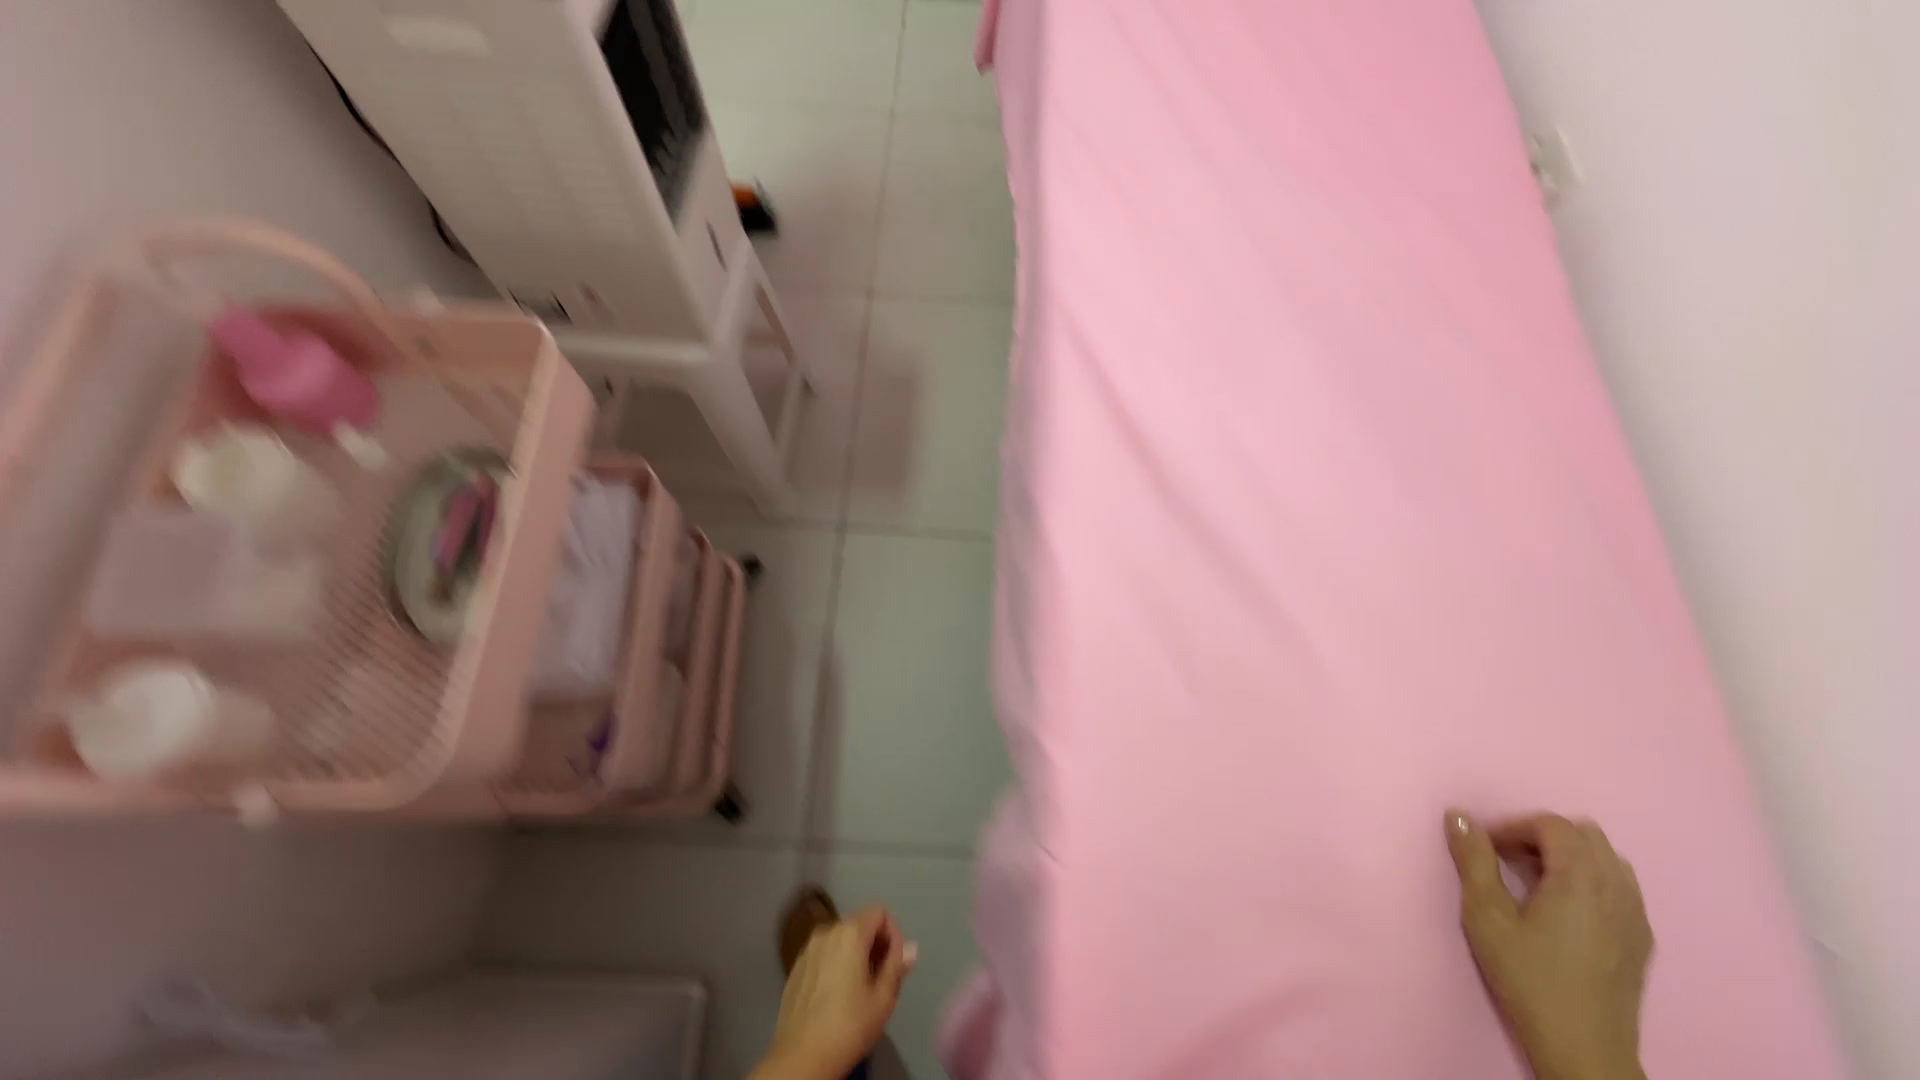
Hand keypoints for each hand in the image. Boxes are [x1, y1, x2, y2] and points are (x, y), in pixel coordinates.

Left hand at [756, 905, 915, 1079]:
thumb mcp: (883, 998)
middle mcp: (826, 932)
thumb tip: (911, 947)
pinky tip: (836, 996)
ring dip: (856, 955)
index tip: (895, 963)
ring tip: (860, 989)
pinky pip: (824, 955)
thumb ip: (897, 966)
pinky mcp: (796, 968)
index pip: (880, 912)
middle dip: (875, 945)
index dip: (893, 934)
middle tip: (881, 979)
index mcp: (850, 933)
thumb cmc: (849, 1025)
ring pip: (841, 940)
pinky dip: (836, 965)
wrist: (800, 1057)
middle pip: (860, 924)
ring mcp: (808, 949)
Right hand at [1446, 811, 1653, 1079]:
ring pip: (1606, 859)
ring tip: (1535, 883)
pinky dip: (1591, 881)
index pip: (1551, 824)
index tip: (1485, 848)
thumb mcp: (1486, 916)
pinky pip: (1621, 888)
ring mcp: (1636, 914)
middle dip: (1542, 836)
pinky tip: (1565, 911)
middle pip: (1584, 834)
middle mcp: (1617, 886)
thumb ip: (1473, 861)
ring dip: (1568, 857)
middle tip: (1506, 860)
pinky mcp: (1641, 939)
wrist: (1583, 1047)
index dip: (1513, 826)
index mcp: (1581, 877)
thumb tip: (1458, 816)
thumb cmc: (1529, 977)